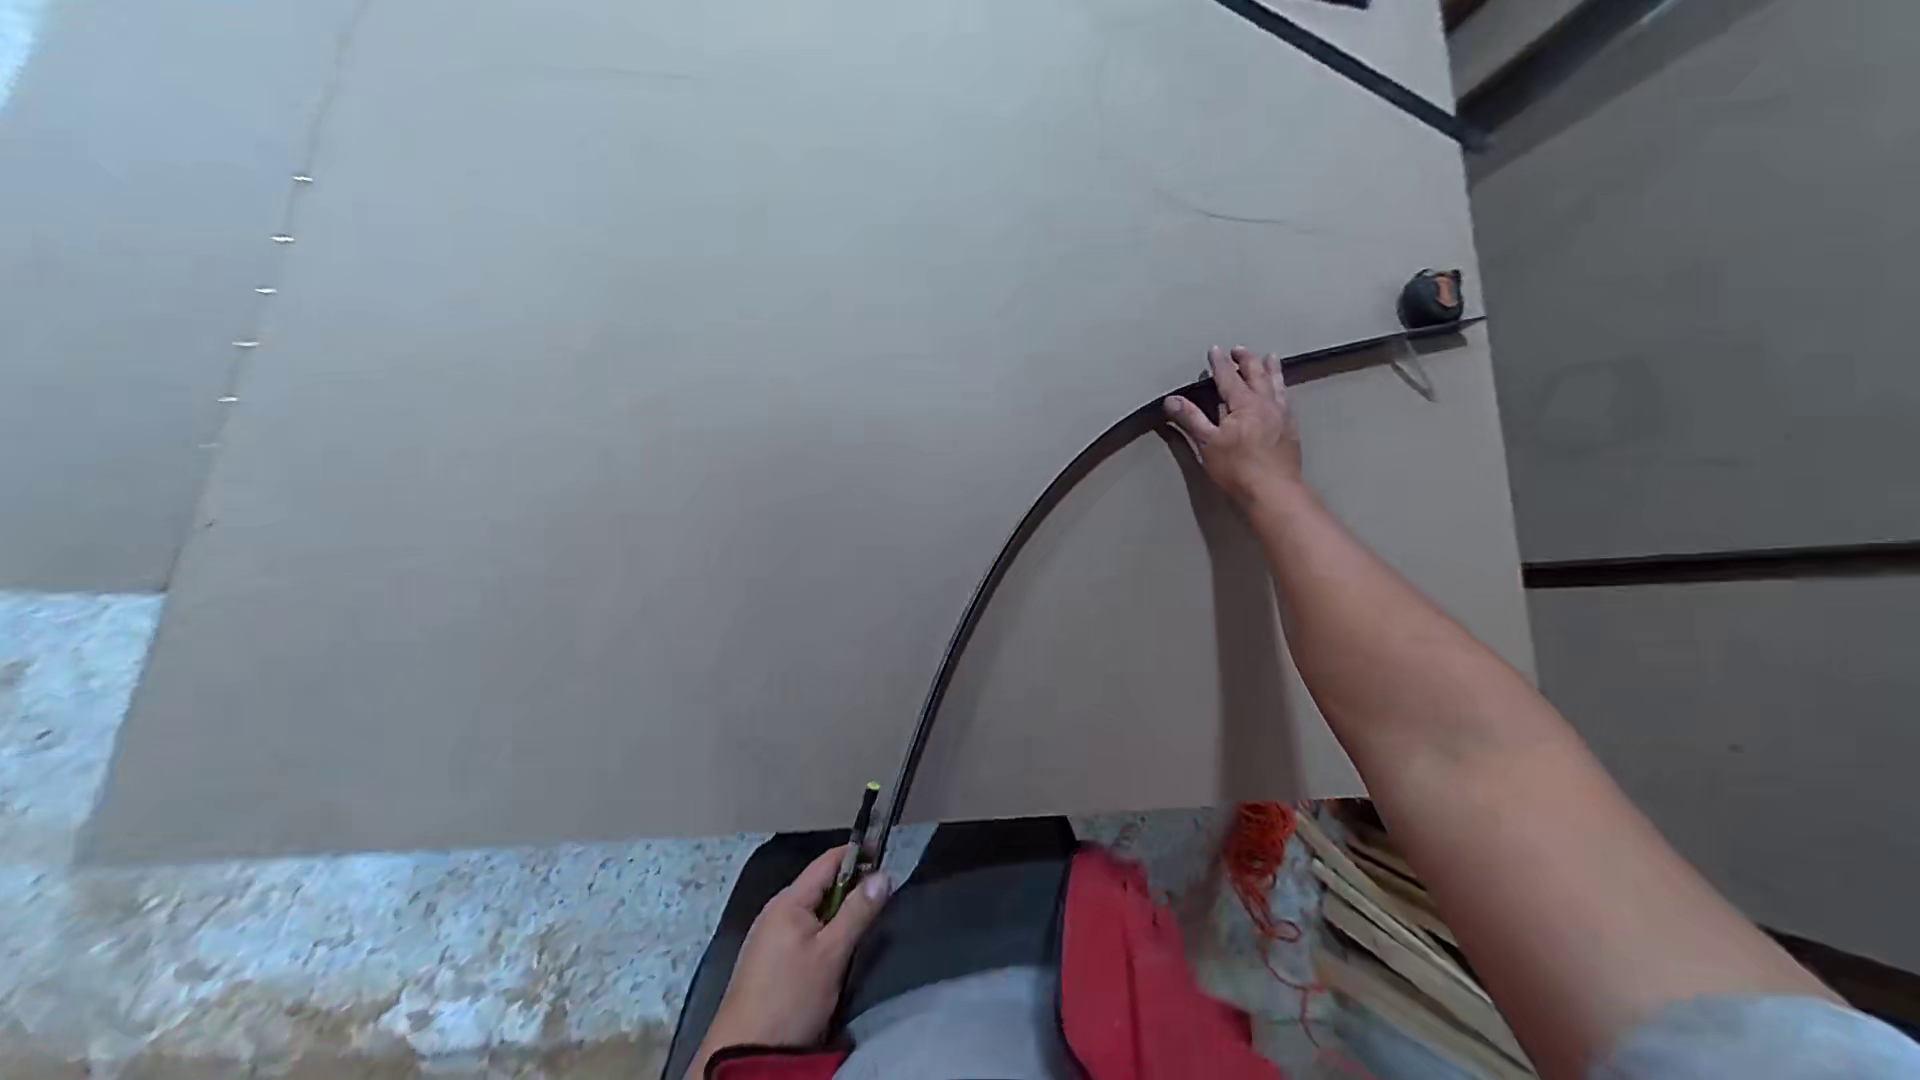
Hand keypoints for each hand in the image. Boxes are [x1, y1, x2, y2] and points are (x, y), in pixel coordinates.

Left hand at [686, 846, 890, 1076]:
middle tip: (880, 896)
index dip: (855, 854)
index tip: (883, 854)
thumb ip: (858, 911)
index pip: (827, 861)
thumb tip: (883, 875)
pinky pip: (802, 931)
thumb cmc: (791, 997)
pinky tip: (836, 949)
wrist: (744, 1055)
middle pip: (820, 885)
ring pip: (812, 911)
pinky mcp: (767, 960)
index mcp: (788, 901)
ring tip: (863, 922)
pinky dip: (824, 931)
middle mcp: (775, 911)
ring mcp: (768, 936)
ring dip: (838, 912)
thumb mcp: (832, 953)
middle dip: (850, 886)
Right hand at [1163, 345, 1304, 504]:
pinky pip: (1287, 400)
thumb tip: (1172, 400)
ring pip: (1276, 384)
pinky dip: (1282, 389)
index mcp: (1244, 404)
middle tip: (1239, 350)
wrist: (1273, 490)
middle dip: (1246, 360)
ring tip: (1270, 357)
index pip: (1228, 378)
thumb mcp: (1207, 443)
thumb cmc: (1238, 469)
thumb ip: (1190, 418)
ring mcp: (1282, 416)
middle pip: (1256, 375)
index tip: (1215, 351)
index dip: (1220, 364)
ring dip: (1271, 369)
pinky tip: (1282, 392)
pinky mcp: (1291, 430)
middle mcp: (1266, 404)